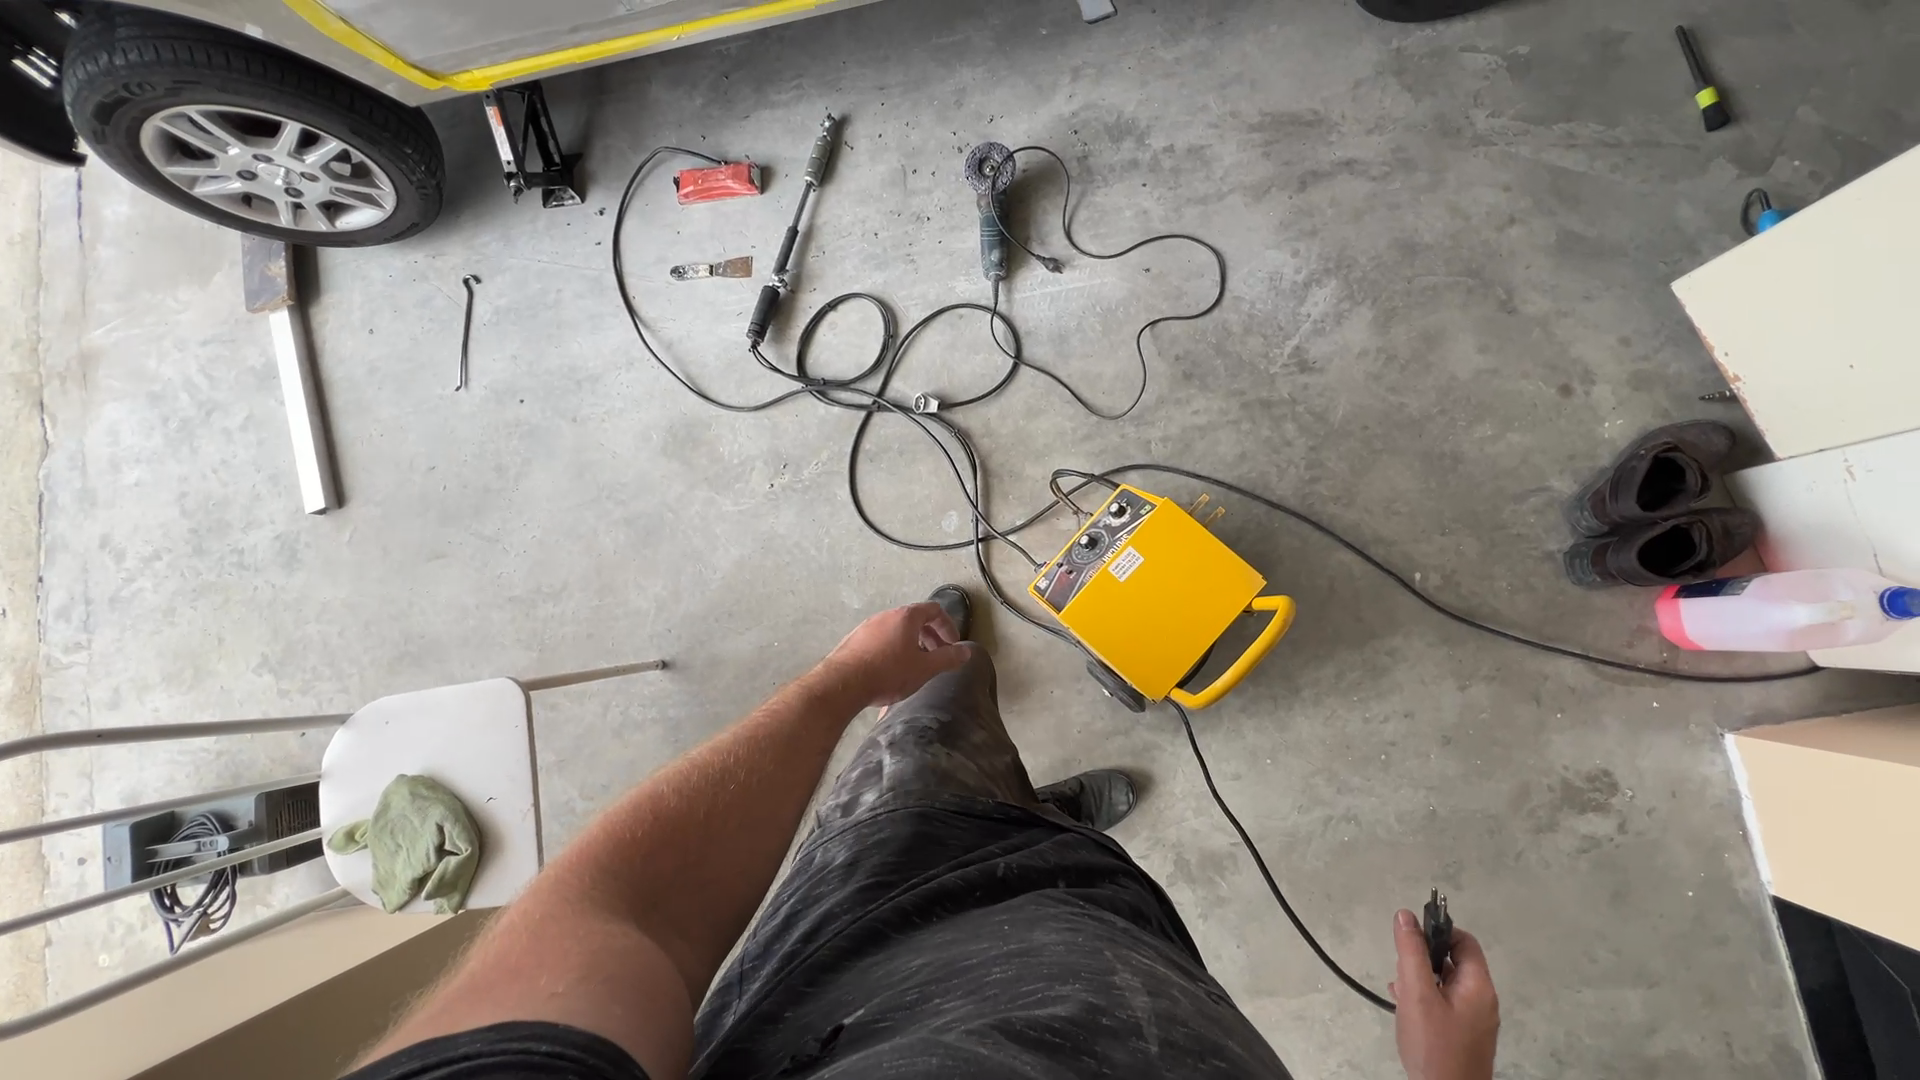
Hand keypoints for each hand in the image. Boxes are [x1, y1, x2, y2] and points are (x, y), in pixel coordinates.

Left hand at [814, 602, 969, 708]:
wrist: (842, 684)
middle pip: (915, 619)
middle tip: (938, 656)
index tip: (953, 644)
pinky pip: (881, 639)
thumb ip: (948, 658)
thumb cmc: (888, 673)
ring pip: (897, 630)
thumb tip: (966, 651)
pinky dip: (893, 648)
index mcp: (906, 617)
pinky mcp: (854, 640)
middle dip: (931, 636)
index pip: (934, 610)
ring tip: (916, 665)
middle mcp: (886, 615)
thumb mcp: (925, 668)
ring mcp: (867, 627)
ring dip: (912, 643)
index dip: (948, 626)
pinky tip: (891, 670)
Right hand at [1390, 909, 1498, 1079]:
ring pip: (1445, 982)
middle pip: (1453, 961)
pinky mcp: (1463, 1034)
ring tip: (1400, 990)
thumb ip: (1411, 952)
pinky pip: (1444, 1002)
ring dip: (1419, 978)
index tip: (1410, 937)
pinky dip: (1424, 996)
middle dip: (1423, 958)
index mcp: (1478, 987)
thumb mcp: (1417, 993)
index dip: (1438, 931)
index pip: (1464, 941)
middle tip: (1402, 971)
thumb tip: (1405, 915)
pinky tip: (1404, 1005)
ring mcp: (1474, 1019)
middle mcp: (1482, 1000)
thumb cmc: (1433, 1044)